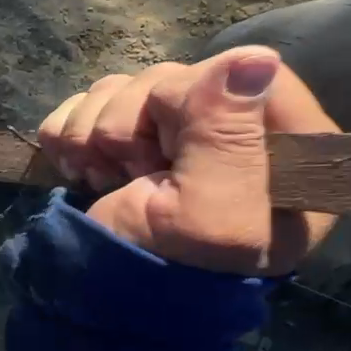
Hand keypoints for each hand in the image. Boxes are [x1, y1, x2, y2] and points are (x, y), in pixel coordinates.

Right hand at [36, 46, 339, 275]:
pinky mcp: (112, 134)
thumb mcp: (211, 214)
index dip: (189, 103)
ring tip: (108, 179)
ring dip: (92, 135)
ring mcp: (166, 130)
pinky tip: (83, 170)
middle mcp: (228, 128)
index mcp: (284, 144)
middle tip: (136, 176)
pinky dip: (66, 136)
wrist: (95, 291)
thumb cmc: (165, 262)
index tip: (170, 156)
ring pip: (117, 88)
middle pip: (167, 77)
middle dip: (129, 126)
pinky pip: (79, 103)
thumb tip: (249, 59)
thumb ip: (229, 140)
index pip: (239, 73)